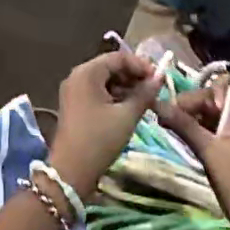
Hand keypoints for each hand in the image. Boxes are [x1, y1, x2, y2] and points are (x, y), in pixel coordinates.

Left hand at [48, 50, 158, 199]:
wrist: (70, 173)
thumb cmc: (99, 140)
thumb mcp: (127, 116)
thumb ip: (144, 94)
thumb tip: (159, 78)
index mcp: (87, 72)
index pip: (118, 57)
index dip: (141, 65)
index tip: (159, 78)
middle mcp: (77, 76)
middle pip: (110, 67)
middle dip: (133, 76)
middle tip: (154, 89)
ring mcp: (74, 90)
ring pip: (105, 80)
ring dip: (125, 87)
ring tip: (145, 100)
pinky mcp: (74, 105)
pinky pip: (97, 92)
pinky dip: (114, 96)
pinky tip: (129, 108)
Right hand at [157, 79, 229, 229]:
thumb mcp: (209, 152)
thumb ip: (184, 124)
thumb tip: (157, 103)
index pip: (224, 84)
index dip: (201, 91)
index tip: (177, 107)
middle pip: (220, 99)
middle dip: (194, 106)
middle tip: (168, 120)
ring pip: (220, 117)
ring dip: (197, 121)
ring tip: (173, 130)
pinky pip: (224, 134)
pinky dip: (206, 135)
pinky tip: (190, 143)